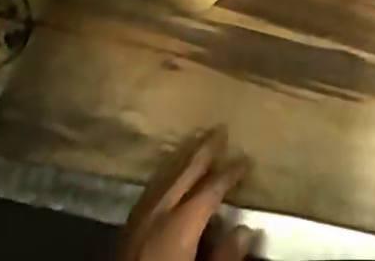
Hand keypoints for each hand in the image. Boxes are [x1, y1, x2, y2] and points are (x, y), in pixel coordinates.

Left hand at [119, 127, 255, 260]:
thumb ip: (223, 257)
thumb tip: (244, 230)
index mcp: (180, 224)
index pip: (211, 188)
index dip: (231, 171)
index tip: (247, 158)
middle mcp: (158, 211)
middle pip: (185, 170)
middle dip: (204, 148)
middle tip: (221, 127)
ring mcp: (139, 216)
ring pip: (165, 173)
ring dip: (183, 154)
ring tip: (198, 138)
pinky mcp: (127, 226)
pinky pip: (151, 186)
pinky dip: (165, 171)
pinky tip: (170, 171)